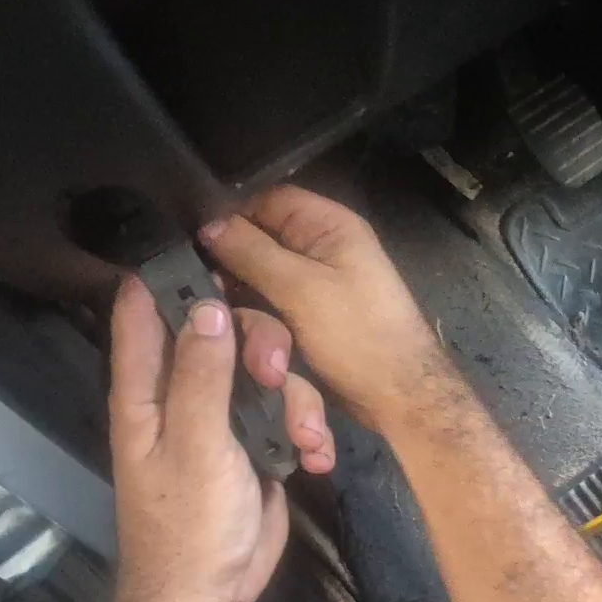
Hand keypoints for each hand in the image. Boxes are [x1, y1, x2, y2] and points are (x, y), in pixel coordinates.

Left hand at [107, 276, 334, 601]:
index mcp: (148, 392)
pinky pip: (285, 413)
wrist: (214, 591)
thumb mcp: (194, 445)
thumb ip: (202, 376)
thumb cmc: (189, 522)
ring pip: (264, 374)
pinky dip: (305, 428)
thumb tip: (209, 307)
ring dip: (293, 398)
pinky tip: (315, 455)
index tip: (217, 253)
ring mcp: (225, 420)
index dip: (170, 276)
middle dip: (260, 345)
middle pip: (222, 336)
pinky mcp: (257, 444)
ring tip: (304, 438)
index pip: (145, 314)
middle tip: (278, 371)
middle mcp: (185, 395)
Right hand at [201, 185, 442, 433]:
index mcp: (330, 228)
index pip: (267, 202)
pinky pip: (275, 322)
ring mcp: (318, 293)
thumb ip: (251, 253)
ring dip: (256, 326)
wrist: (401, 399)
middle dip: (239, 284)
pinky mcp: (312, 328)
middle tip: (220, 309)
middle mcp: (323, 254)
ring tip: (266, 358)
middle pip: (258, 252)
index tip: (200, 251)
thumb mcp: (301, 289)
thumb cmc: (359, 336)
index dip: (232, 221)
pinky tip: (269, 365)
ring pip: (262, 294)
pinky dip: (268, 342)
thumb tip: (208, 225)